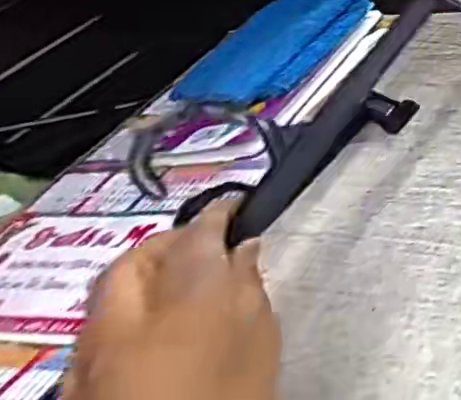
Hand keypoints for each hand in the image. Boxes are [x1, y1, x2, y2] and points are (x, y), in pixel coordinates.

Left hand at [65, 197, 280, 399]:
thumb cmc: (234, 388)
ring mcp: (90, 356)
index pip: (194, 238)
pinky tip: (161, 319)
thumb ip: (248, 286)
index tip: (235, 203)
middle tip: (205, 238)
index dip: (216, 214)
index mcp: (183, 301)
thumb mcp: (259, 334)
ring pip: (108, 294)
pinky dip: (130, 307)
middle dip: (167, 242)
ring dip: (144, 275)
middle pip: (131, 262)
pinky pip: (100, 325)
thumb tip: (243, 249)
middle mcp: (126, 321)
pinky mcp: (78, 382)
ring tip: (184, 278)